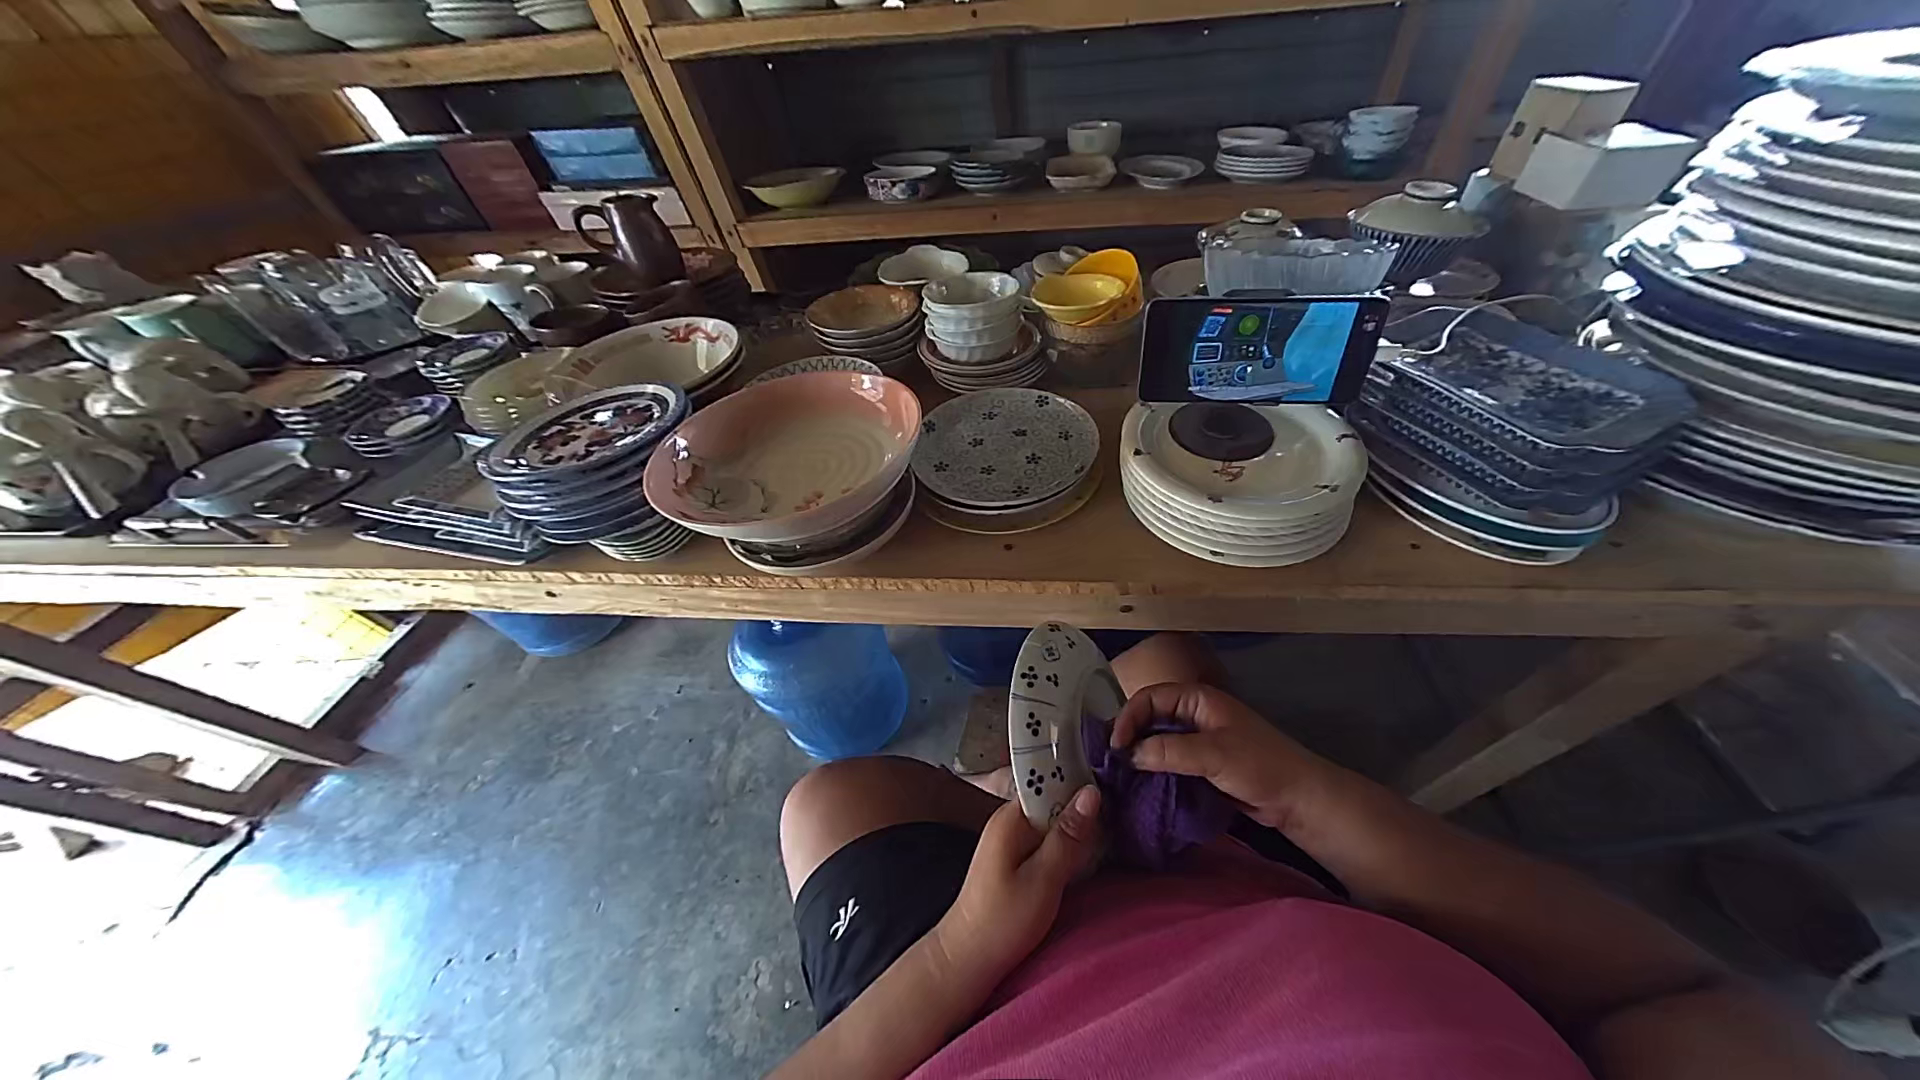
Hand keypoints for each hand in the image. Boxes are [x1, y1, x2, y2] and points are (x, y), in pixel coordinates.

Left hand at [933, 787, 1102, 980]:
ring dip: (1074, 825)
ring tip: (1106, 829)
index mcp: (1011, 817)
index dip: (1076, 781)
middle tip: (1114, 814)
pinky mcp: (1015, 856)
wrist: (967, 957)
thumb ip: (1068, 836)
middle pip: (1051, 798)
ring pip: (1050, 819)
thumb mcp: (1043, 879)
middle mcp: (1008, 820)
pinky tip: (1083, 851)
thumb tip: (1092, 792)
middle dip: (1079, 805)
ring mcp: (1010, 837)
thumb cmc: (1004, 920)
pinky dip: (1064, 841)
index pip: (1047, 781)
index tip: (1109, 788)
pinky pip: (1045, 836)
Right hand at [1110, 682, 1338, 831]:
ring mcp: (1197, 738)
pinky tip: (1140, 782)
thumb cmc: (1261, 766)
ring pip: (1157, 739)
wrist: (1301, 800)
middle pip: (1149, 716)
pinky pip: (1168, 759)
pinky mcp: (1201, 762)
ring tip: (1119, 772)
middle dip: (1129, 734)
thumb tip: (1128, 755)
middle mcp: (1194, 713)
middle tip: (1111, 760)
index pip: (1149, 697)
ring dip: (1139, 753)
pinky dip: (1152, 767)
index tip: (1115, 745)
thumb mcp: (1213, 755)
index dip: (1128, 717)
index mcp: (1197, 698)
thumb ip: (1169, 751)